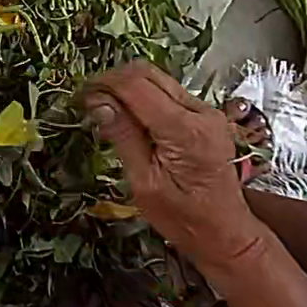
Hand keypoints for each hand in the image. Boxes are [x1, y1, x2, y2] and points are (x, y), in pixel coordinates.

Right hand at [82, 61, 269, 272]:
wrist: (224, 232)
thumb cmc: (182, 217)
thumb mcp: (143, 182)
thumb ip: (123, 136)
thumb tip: (98, 102)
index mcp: (184, 130)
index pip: (136, 86)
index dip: (104, 84)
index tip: (82, 95)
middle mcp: (200, 112)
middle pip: (148, 74)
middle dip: (114, 80)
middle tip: (90, 99)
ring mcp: (207, 111)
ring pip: (158, 79)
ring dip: (129, 86)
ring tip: (106, 107)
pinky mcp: (206, 116)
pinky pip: (169, 92)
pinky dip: (144, 96)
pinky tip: (129, 115)